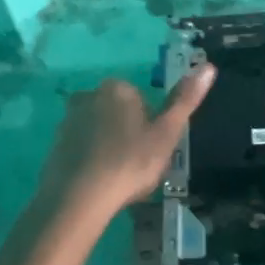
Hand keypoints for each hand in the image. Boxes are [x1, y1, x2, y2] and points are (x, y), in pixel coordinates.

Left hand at [35, 65, 216, 215]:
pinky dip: (91, 161)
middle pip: (119, 113)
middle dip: (128, 133)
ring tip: (118, 177)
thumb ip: (185, 100)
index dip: (151, 126)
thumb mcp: (167, 133)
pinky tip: (99, 182)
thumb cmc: (130, 162)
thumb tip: (209, 66)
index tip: (153, 149)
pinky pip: (82, 148)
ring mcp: (68, 120)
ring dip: (109, 147)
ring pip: (100, 130)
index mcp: (118, 88)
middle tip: (138, 164)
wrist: (78, 198)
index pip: (142, 100)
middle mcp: (88, 95)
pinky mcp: (55, 145)